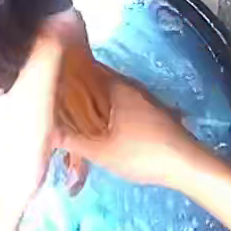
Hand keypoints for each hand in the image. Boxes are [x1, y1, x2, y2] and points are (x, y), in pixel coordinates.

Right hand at [58, 76, 204, 188]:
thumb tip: (44, 131)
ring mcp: (142, 97)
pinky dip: (106, 112)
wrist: (185, 163)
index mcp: (115, 86)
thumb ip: (71, 140)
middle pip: (95, 81)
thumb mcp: (100, 151)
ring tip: (74, 120)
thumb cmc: (142, 152)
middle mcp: (128, 85)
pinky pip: (120, 104)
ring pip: (108, 94)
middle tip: (57, 106)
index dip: (65, 72)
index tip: (47, 80)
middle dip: (76, 92)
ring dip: (92, 104)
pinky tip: (100, 129)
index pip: (84, 67)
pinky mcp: (150, 111)